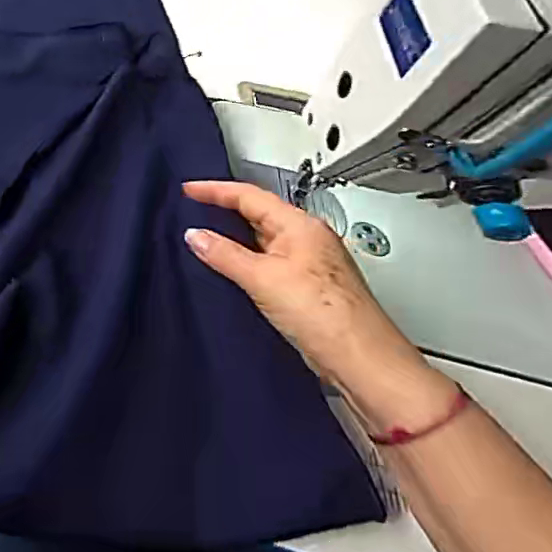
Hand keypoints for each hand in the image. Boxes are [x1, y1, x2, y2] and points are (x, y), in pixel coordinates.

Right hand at [182, 180, 461, 434]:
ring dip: (231, 234)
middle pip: (257, 211)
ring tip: (203, 235)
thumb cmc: (330, 317)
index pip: (249, 195)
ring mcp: (307, 263)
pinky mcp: (304, 286)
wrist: (361, 361)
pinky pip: (265, 260)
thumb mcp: (262, 278)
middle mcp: (307, 240)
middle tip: (193, 206)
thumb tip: (195, 235)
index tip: (189, 189)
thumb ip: (223, 253)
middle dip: (222, 207)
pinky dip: (242, 256)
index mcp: (301, 226)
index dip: (214, 189)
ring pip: (261, 237)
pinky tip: (229, 268)